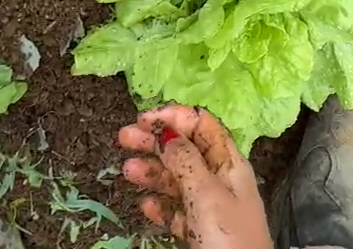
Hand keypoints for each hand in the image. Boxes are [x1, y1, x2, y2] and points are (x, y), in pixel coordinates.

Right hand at [117, 106, 269, 248]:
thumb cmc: (227, 237)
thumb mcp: (206, 193)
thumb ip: (184, 159)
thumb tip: (166, 130)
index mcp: (228, 162)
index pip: (201, 124)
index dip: (173, 117)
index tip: (143, 120)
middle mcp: (221, 179)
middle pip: (185, 149)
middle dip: (154, 141)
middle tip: (124, 138)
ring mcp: (212, 207)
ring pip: (178, 179)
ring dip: (152, 172)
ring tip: (128, 172)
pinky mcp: (203, 233)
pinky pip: (178, 210)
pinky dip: (161, 205)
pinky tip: (147, 207)